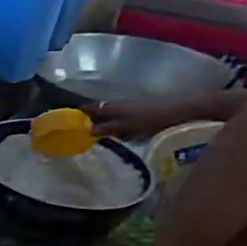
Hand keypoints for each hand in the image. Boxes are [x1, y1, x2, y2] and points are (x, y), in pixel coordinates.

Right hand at [89, 97, 223, 138]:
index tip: (64, 124)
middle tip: (76, 134)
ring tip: (92, 139)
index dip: (76, 114)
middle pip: (97, 113)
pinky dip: (114, 129)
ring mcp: (129, 111)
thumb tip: (86, 131)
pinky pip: (120, 123)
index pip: (88, 108)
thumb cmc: (153, 117)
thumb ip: (108, 128)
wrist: (182, 111)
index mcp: (111, 107)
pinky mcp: (139, 118)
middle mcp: (117, 107)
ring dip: (100, 126)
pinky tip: (115, 138)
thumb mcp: (127, 125)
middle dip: (87, 121)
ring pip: (109, 118)